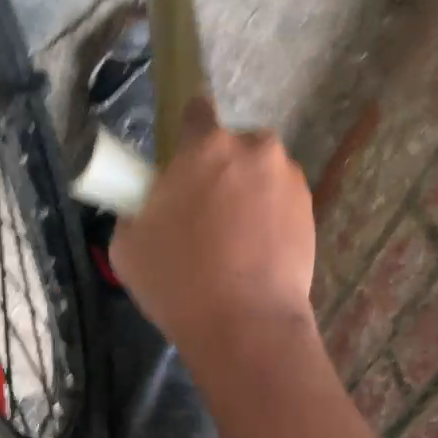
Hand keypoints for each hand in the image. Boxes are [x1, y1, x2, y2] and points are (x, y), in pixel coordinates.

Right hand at [109, 99, 321, 373]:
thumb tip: (150, 204)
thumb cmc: (177, 282)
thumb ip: (137, 210)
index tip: (177, 167)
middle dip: (217, 173)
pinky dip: (266, 222)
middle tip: (200, 218)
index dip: (184, 137)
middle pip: (230, 148)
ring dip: (244, 197)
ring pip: (258, 177)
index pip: (194, 112)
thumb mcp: (127, 246)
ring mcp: (288, 179)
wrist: (245, 325)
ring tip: (229, 246)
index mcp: (204, 146)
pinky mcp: (309, 211)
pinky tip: (251, 258)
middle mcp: (254, 148)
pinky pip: (278, 205)